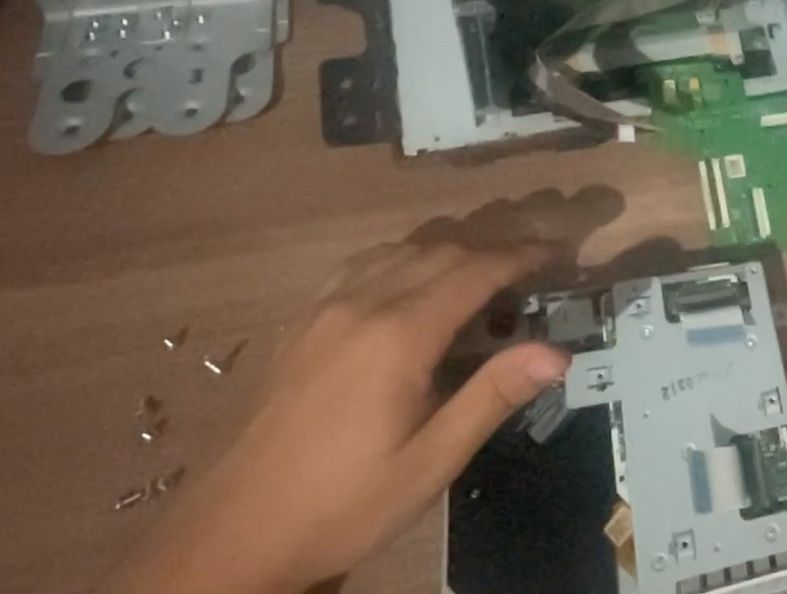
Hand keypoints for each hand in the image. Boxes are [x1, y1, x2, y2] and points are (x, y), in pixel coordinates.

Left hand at [104, 240, 570, 593]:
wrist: (228, 537)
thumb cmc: (342, 503)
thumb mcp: (429, 463)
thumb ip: (492, 397)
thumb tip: (557, 353)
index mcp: (398, 335)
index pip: (475, 271)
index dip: (522, 255)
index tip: (557, 252)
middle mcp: (361, 303)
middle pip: (441, 249)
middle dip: (493, 249)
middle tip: (531, 265)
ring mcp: (323, 308)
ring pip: (400, 248)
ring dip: (449, 249)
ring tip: (480, 272)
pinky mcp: (298, 322)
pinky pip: (361, 264)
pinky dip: (402, 257)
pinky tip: (409, 282)